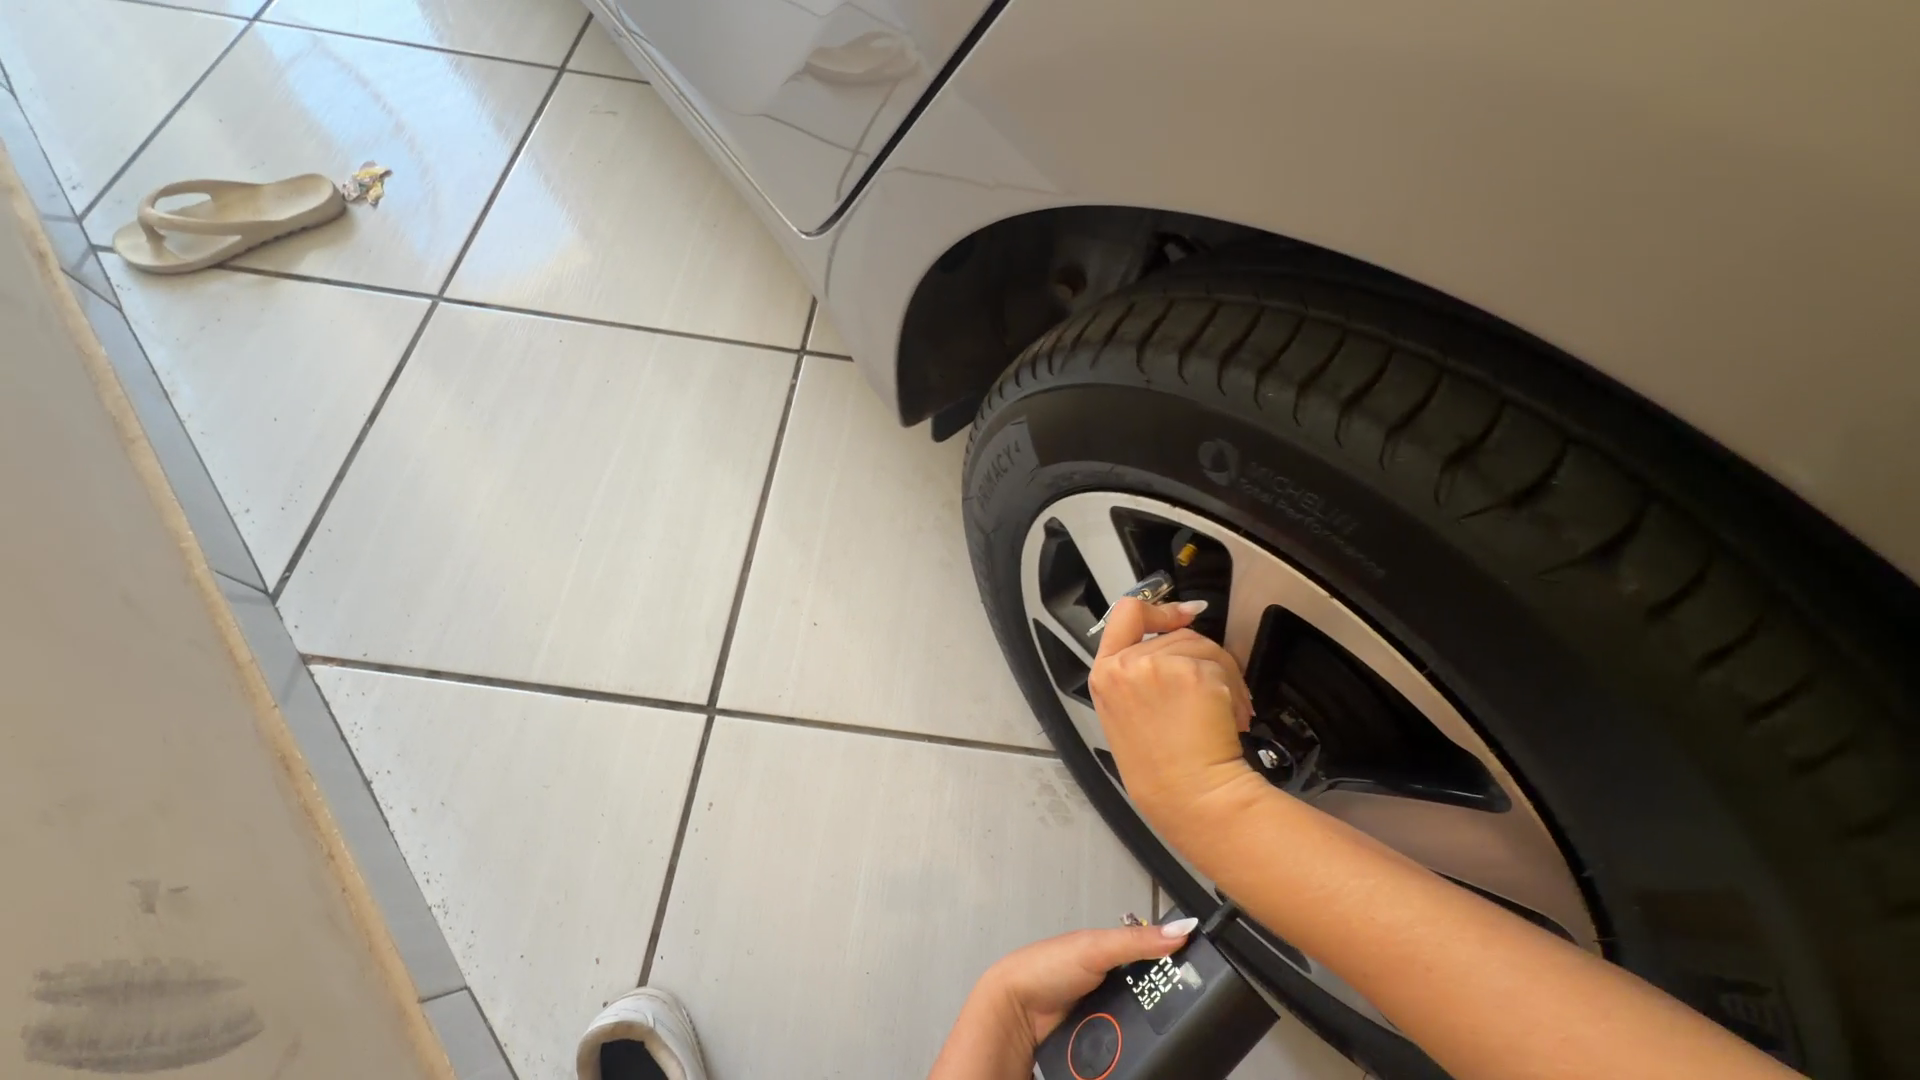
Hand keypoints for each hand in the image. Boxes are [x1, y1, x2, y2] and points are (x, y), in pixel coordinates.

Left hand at [978, 921, 1199, 1048]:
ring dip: (1150, 1035)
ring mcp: (1105, 1017)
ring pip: (1140, 1030)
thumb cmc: (1049, 966)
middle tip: (1189, 1023)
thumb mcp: (1095, 947)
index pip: (1156, 964)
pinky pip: (1125, 1050)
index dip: (1179, 973)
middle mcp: (1112, 986)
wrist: (1014, 1009)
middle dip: (1165, 1013)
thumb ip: (1137, 941)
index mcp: (1113, 957)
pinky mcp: (1098, 1045)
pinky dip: (1133, 1051)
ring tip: (1169, 1040)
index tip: (1206, 985)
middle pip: (1152, 1003)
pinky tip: (1147, 1054)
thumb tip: (1184, 928)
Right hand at [1088, 597, 1257, 835]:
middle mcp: (1125, 664)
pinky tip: (1231, 719)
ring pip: (1203, 647)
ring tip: (1224, 715)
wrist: (1188, 795)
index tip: (1181, 616)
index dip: (1158, 610)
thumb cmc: (1161, 768)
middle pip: (1175, 634)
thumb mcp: (1128, 712)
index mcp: (1104, 673)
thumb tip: (1178, 638)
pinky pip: (1222, 665)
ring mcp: (1157, 665)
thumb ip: (1139, 672)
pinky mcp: (1193, 672)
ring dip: (1223, 676)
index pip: (1124, 615)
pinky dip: (1236, 691)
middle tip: (1213, 697)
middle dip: (1202, 659)